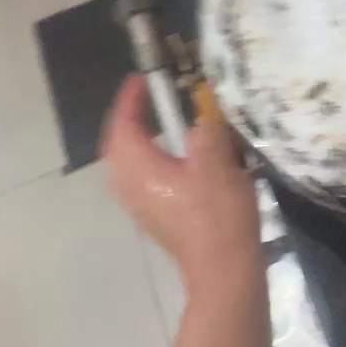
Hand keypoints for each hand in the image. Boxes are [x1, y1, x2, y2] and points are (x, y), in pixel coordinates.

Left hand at [101, 75, 263, 303]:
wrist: (223, 268)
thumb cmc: (217, 213)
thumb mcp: (218, 161)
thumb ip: (207, 131)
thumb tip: (204, 119)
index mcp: (138, 168)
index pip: (123, 123)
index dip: (131, 98)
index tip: (144, 78)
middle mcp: (129, 185)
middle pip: (122, 144)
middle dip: (135, 119)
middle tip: (155, 100)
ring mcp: (141, 205)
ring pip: (135, 162)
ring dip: (149, 141)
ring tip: (172, 126)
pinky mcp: (157, 217)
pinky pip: (150, 178)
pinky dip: (162, 160)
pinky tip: (189, 161)